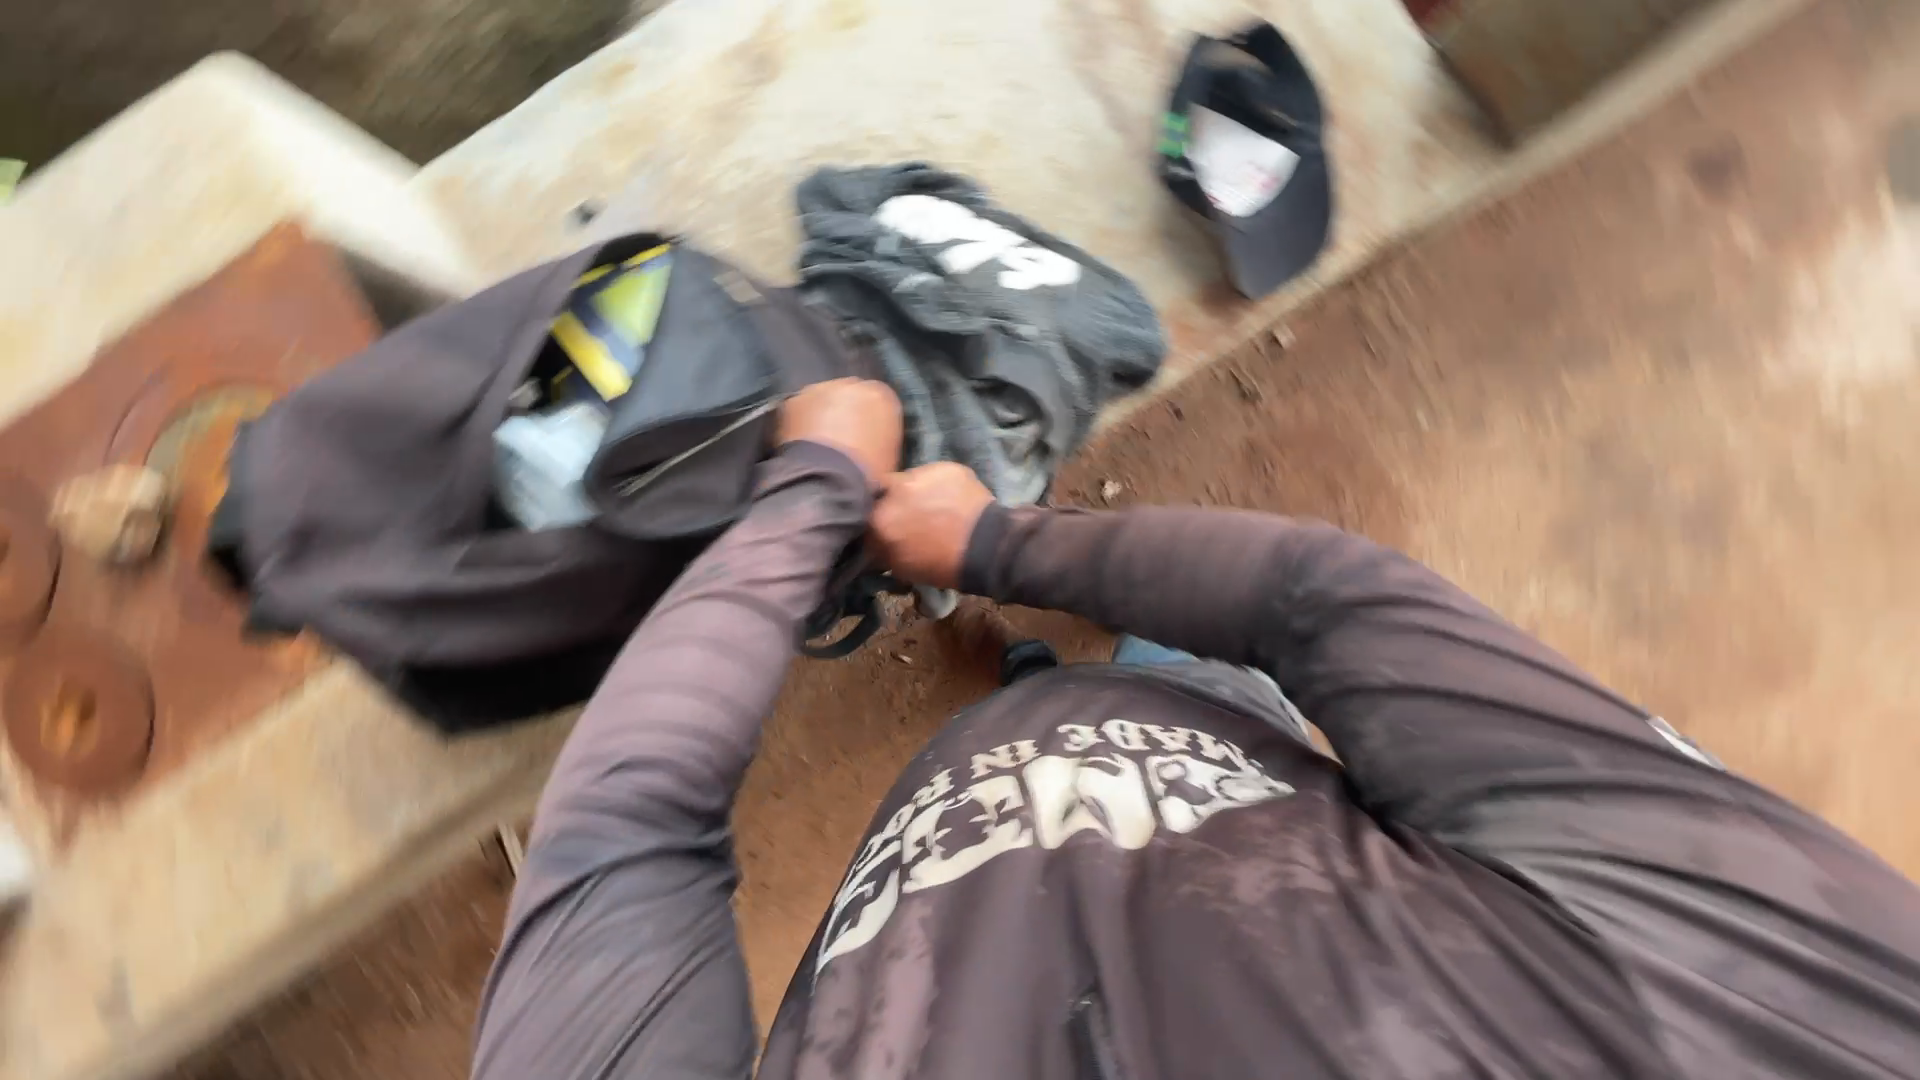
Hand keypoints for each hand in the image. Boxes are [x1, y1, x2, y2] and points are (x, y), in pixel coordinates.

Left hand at [776, 378, 901, 482]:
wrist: (831, 479)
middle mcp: (854, 384)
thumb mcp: (889, 454)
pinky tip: (802, 443)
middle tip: (841, 440)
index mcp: (883, 396)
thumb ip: (882, 436)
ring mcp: (821, 389)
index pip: (879, 403)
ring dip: (822, 416)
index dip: (870, 422)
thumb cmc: (867, 472)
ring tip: (820, 443)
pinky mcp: (795, 400)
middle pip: (851, 395)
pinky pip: (800, 409)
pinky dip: (801, 422)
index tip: (865, 438)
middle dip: (845, 413)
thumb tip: (872, 439)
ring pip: (823, 400)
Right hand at [871, 463, 995, 588]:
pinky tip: (951, 500)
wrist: (988, 549)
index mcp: (880, 517)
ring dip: (915, 491)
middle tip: (909, 515)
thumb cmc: (942, 565)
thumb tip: (875, 543)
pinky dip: (939, 486)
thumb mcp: (901, 567)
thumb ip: (881, 550)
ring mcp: (922, 474)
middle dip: (892, 502)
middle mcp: (895, 489)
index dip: (876, 521)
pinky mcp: (946, 467)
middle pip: (884, 490)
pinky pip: (935, 475)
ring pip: (910, 479)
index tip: (885, 527)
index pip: (865, 515)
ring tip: (933, 506)